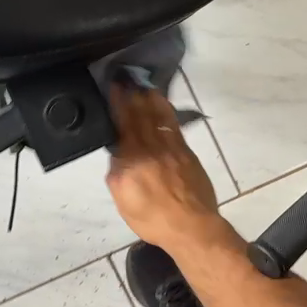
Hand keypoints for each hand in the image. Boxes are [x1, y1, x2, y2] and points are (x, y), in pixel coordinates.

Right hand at [106, 85, 241, 256]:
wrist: (191, 227)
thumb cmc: (153, 220)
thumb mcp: (123, 200)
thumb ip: (117, 173)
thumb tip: (117, 153)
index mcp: (131, 162)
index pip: (123, 126)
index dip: (118, 105)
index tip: (114, 88)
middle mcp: (151, 150)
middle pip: (140, 117)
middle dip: (132, 97)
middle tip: (126, 79)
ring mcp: (171, 149)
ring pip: (158, 118)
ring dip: (150, 100)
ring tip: (144, 86)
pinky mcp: (186, 153)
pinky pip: (173, 126)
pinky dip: (166, 113)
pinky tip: (162, 105)